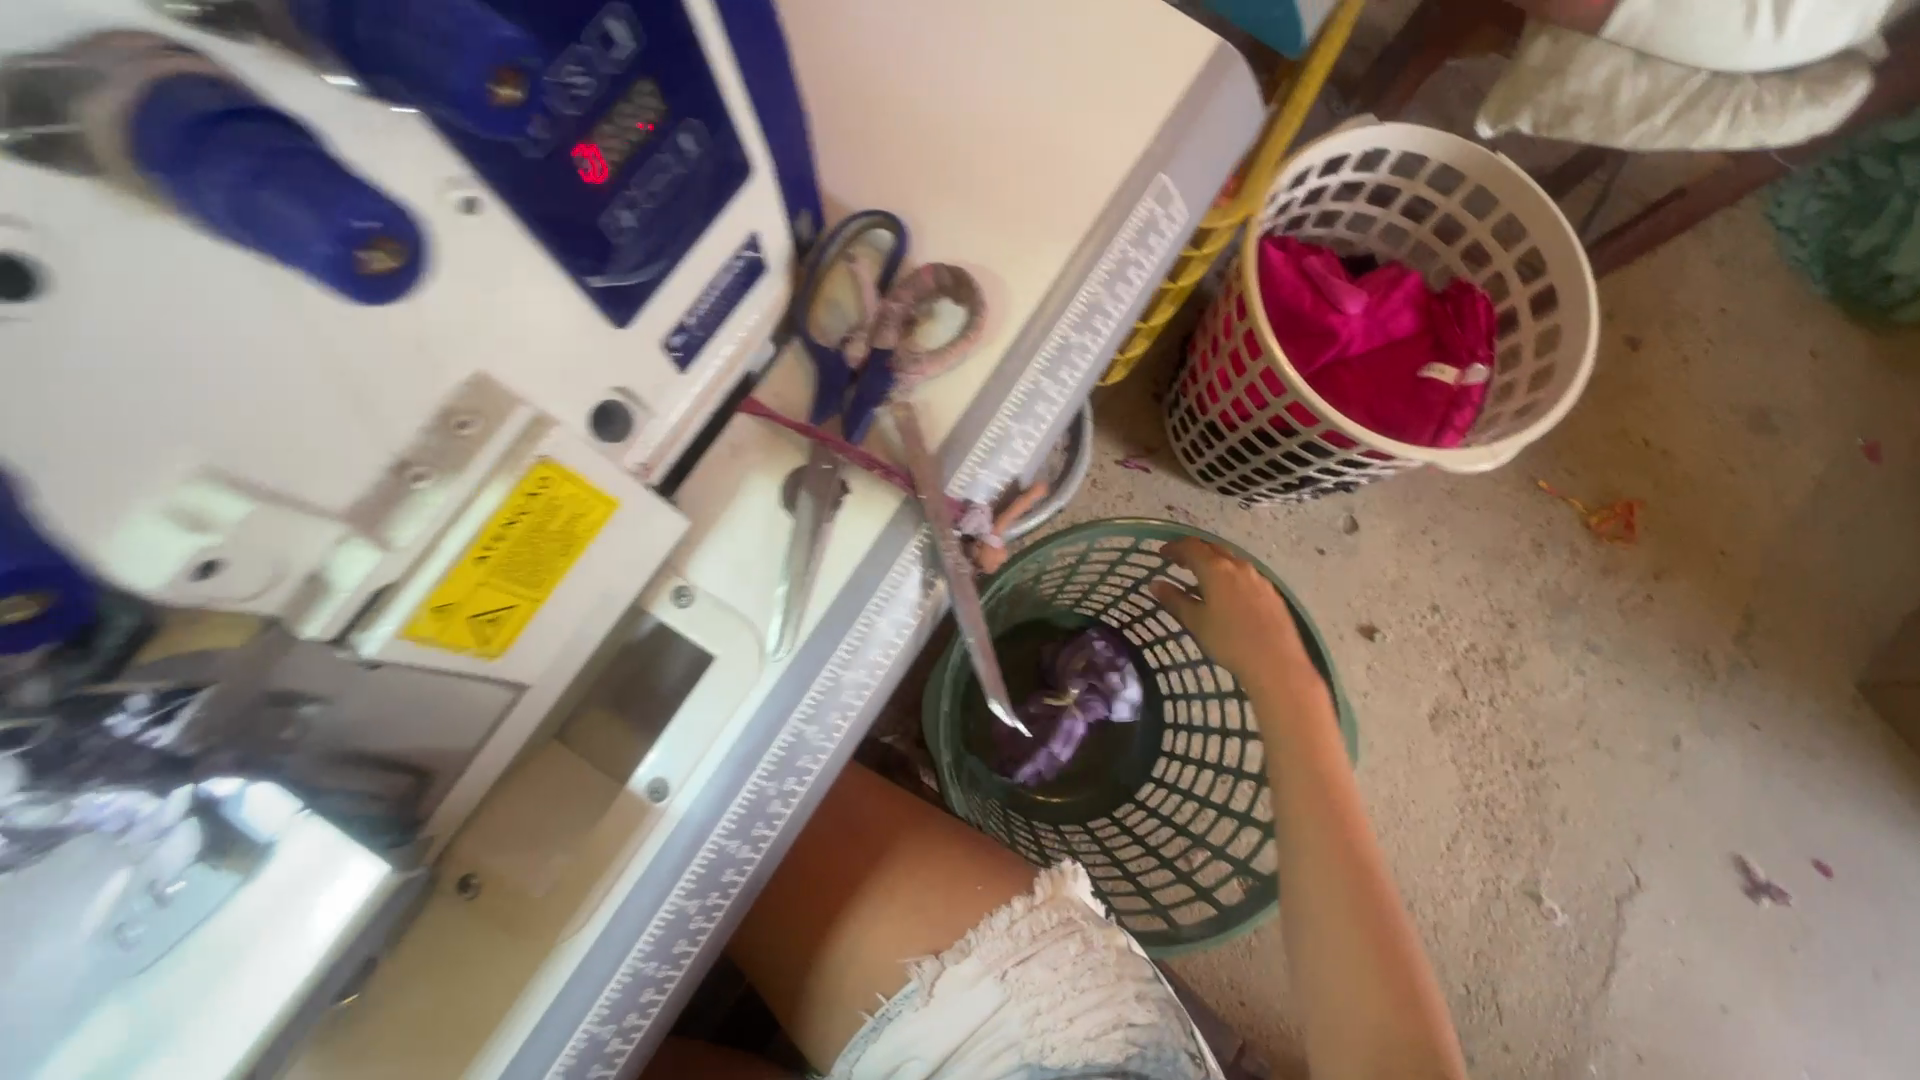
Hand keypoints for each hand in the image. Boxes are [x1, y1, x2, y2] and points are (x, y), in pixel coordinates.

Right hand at [1149, 538, 1325, 699]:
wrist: (1275, 661)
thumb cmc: (1228, 640)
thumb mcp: (1195, 622)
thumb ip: (1174, 600)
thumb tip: (1156, 584)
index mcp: (1216, 569)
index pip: (1192, 547)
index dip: (1175, 547)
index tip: (1162, 553)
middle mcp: (1239, 566)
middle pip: (1213, 549)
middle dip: (1194, 552)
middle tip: (1179, 562)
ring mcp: (1259, 578)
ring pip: (1232, 561)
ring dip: (1214, 563)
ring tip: (1202, 578)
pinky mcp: (1271, 593)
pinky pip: (1245, 575)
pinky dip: (1230, 576)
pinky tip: (1227, 594)